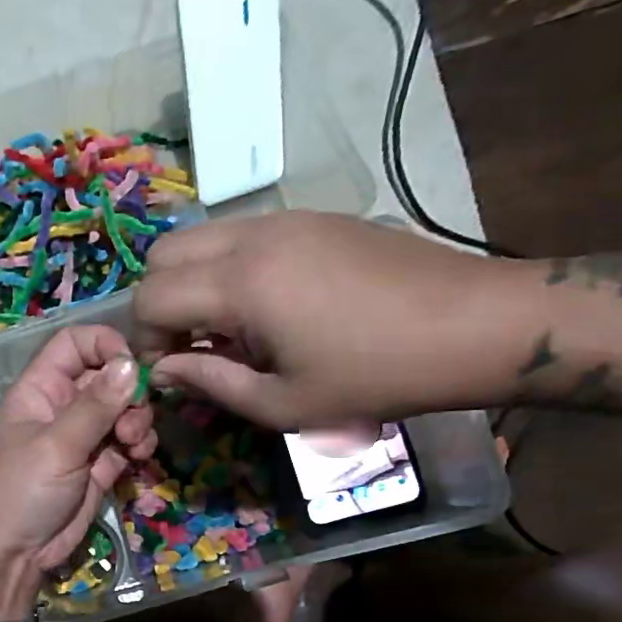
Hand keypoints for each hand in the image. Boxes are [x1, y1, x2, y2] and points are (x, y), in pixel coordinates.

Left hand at [0, 325, 157, 620]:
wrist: (11, 557)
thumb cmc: (19, 493)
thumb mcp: (55, 446)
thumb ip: (94, 406)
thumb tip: (130, 363)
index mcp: (39, 390)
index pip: (74, 345)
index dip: (104, 346)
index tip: (131, 365)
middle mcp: (61, 407)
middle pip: (106, 376)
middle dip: (129, 391)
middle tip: (132, 419)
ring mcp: (81, 438)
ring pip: (122, 409)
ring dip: (138, 419)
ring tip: (134, 443)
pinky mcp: (97, 466)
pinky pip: (126, 441)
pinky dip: (138, 443)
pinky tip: (139, 456)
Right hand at [131, 211, 537, 429]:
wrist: (476, 324)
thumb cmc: (376, 376)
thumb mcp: (283, 403)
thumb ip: (209, 382)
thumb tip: (163, 370)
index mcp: (242, 283)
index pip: (150, 296)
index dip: (145, 339)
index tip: (172, 371)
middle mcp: (253, 236)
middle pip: (162, 254)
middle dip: (159, 303)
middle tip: (190, 346)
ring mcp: (285, 220)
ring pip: (198, 238)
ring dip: (192, 284)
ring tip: (227, 331)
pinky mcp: (312, 219)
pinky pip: (239, 235)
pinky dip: (225, 269)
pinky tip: (263, 309)